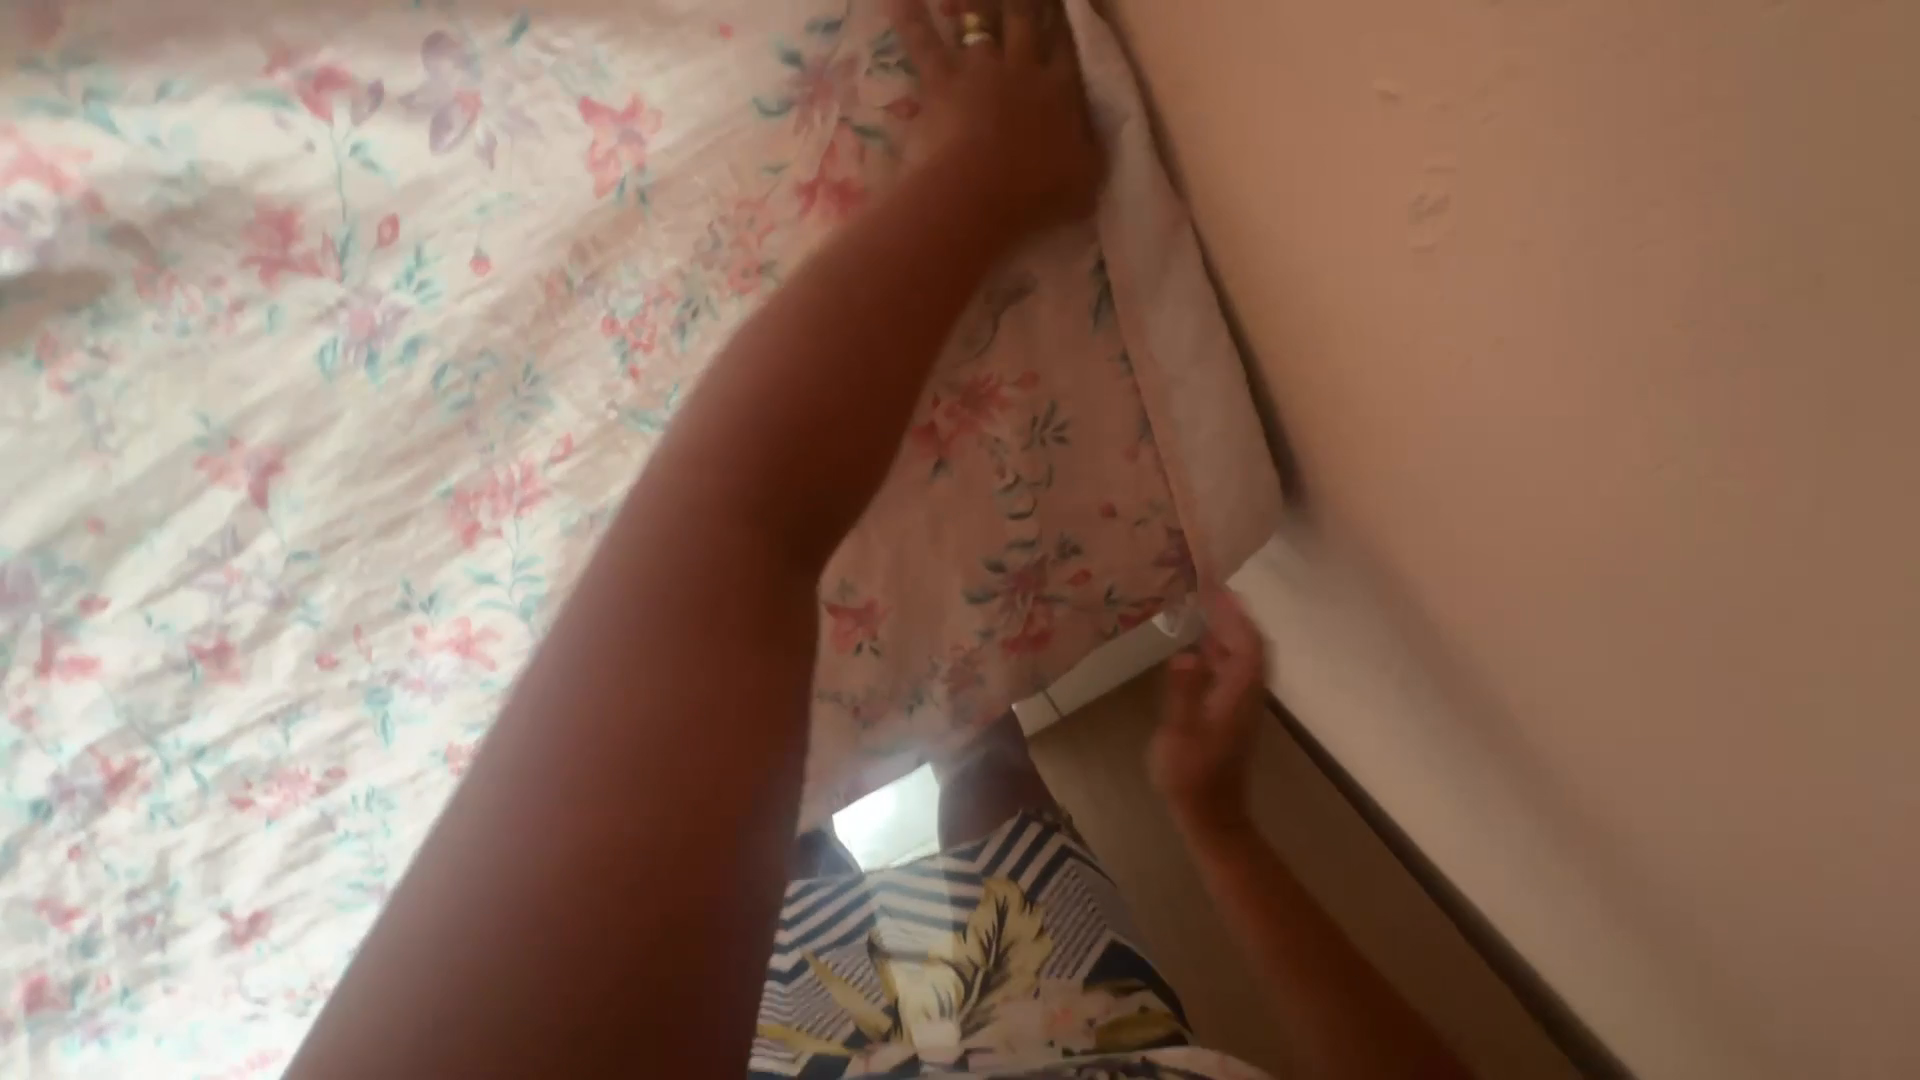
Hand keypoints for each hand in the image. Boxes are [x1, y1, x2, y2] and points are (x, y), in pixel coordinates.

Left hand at [887, 0, 1106, 235]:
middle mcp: (1023, 68)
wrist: (983, 194)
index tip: (1060, 6)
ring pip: (979, 17)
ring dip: (976, 0)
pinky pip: (923, 41)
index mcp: (1062, 92)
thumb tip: (1093, 146)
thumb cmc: (1037, 196)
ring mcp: (980, 70)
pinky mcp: (941, 82)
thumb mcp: (1083, 185)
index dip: (1062, 21)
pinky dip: (910, 18)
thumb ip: (1089, 158)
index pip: (1065, 46)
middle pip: (1025, 17)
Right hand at [1149, 592, 1269, 835]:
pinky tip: (1199, 643)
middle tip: (1207, 587)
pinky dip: (1221, 647)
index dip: (1234, 613)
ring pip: (1243, 655)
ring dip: (1228, 629)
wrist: (1210, 814)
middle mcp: (1247, 694)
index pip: (1248, 643)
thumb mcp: (1179, 735)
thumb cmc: (1190, 775)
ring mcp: (1242, 703)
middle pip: (1251, 644)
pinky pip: (1233, 668)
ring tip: (1203, 605)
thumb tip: (1185, 654)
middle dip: (1233, 614)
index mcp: (1238, 694)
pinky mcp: (1232, 712)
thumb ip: (1183, 693)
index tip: (1215, 587)